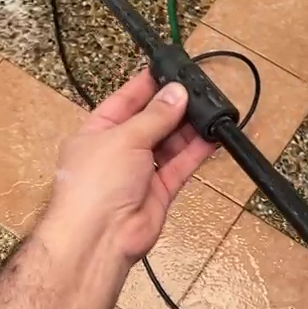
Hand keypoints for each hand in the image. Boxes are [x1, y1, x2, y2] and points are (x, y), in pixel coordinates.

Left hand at [37, 70, 216, 265]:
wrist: (100, 238)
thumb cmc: (95, 186)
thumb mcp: (124, 138)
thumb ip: (154, 116)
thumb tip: (176, 94)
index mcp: (97, 133)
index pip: (124, 101)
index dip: (146, 86)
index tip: (169, 70)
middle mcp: (117, 151)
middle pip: (150, 122)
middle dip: (172, 108)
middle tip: (198, 91)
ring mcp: (138, 173)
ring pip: (167, 144)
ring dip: (187, 129)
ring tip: (209, 111)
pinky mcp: (158, 192)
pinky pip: (179, 167)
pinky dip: (195, 153)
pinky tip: (212, 137)